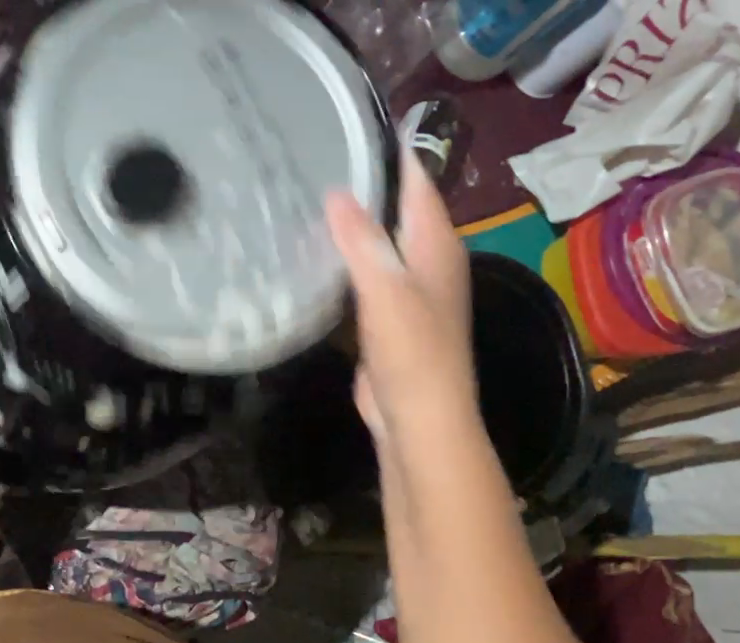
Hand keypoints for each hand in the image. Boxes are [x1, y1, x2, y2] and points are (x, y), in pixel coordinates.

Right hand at [324, 152, 474, 443]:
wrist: (417, 418)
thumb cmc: (412, 352)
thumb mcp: (387, 290)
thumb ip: (363, 241)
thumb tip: (337, 192)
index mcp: (437, 245)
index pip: (417, 182)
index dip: (391, 154)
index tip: (350, 128)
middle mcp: (426, 261)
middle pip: (394, 212)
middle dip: (361, 189)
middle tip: (312, 165)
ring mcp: (405, 293)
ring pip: (375, 248)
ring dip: (347, 232)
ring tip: (302, 205)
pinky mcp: (384, 321)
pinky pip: (361, 282)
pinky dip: (340, 269)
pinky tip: (310, 262)